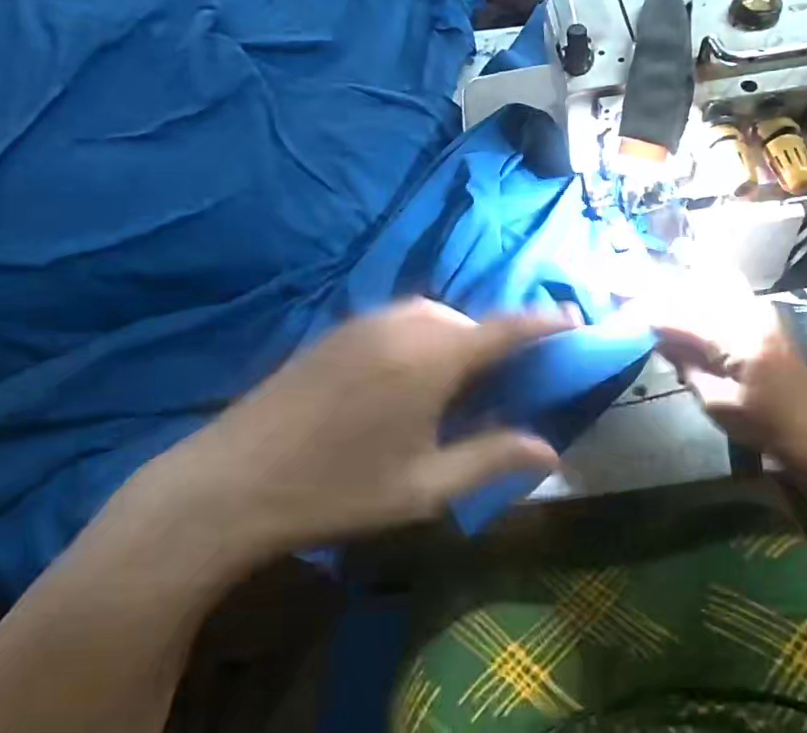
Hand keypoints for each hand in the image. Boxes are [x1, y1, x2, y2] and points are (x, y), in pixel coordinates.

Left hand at [124, 299, 568, 562]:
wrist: (232, 481)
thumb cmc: (339, 489)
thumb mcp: (425, 487)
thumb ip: (492, 459)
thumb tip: (549, 451)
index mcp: (434, 357)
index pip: (506, 328)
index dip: (544, 321)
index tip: (573, 318)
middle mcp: (405, 324)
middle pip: (469, 321)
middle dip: (497, 341)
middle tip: (510, 378)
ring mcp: (366, 321)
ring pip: (433, 316)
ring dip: (458, 337)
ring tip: (460, 382)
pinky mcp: (338, 329)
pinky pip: (400, 320)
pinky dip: (423, 336)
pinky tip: (410, 378)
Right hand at [638, 275, 806, 476]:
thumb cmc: (765, 425)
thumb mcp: (717, 403)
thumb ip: (686, 365)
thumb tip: (657, 339)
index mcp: (739, 337)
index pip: (683, 316)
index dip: (650, 314)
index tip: (623, 311)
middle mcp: (750, 312)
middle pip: (694, 292)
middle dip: (660, 295)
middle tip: (628, 296)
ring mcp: (759, 309)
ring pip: (709, 285)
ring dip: (679, 291)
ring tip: (651, 299)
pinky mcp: (762, 313)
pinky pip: (724, 291)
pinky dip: (699, 294)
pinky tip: (682, 303)